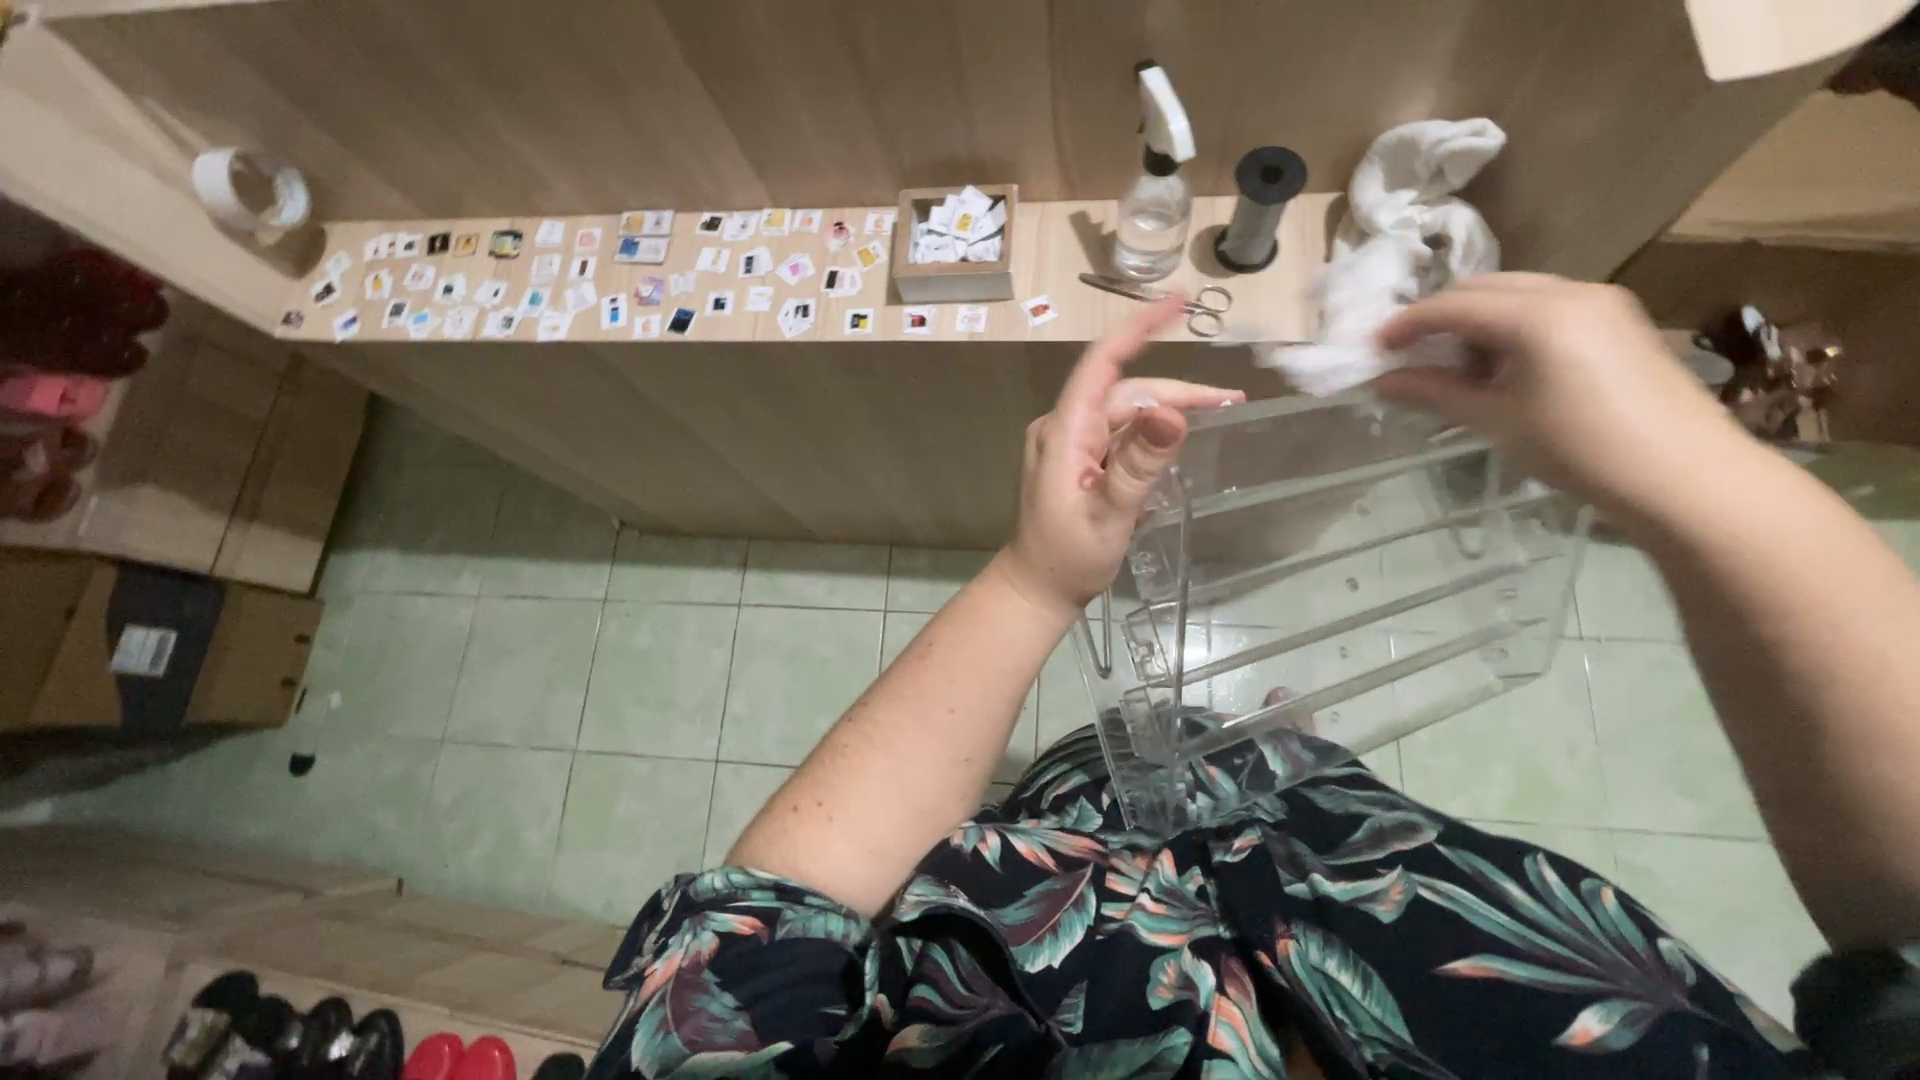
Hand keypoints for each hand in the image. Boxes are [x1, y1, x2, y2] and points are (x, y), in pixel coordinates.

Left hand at [997, 296, 1244, 619]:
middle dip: (1177, 394)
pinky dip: (1150, 438)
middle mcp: (1063, 427)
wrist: (1036, 589)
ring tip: (1218, 416)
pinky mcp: (1077, 460)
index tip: (1177, 302)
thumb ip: (1140, 465)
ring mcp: (1068, 443)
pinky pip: (1119, 436)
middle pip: (1126, 393)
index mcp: (1064, 431)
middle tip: (1232, 403)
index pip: (1102, 365)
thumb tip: (1174, 413)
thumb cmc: (1068, 558)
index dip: (1138, 330)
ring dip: (1167, 416)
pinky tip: (1177, 449)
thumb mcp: (1110, 515)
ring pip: (1126, 415)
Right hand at [1372, 273, 1752, 526]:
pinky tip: (1504, 369)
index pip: (1452, 305)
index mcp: (1537, 314)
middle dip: (1440, 318)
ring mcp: (1600, 302)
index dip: (1405, 325)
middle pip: (1483, 289)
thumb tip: (1382, 383)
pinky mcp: (1618, 320)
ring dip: (1476, 322)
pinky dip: (1511, 327)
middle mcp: (1570, 291)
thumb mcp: (1494, 420)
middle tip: (1411, 359)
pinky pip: (1547, 307)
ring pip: (1516, 294)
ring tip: (1459, 370)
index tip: (1374, 351)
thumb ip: (1434, 393)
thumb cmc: (1578, 448)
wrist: (1683, 474)